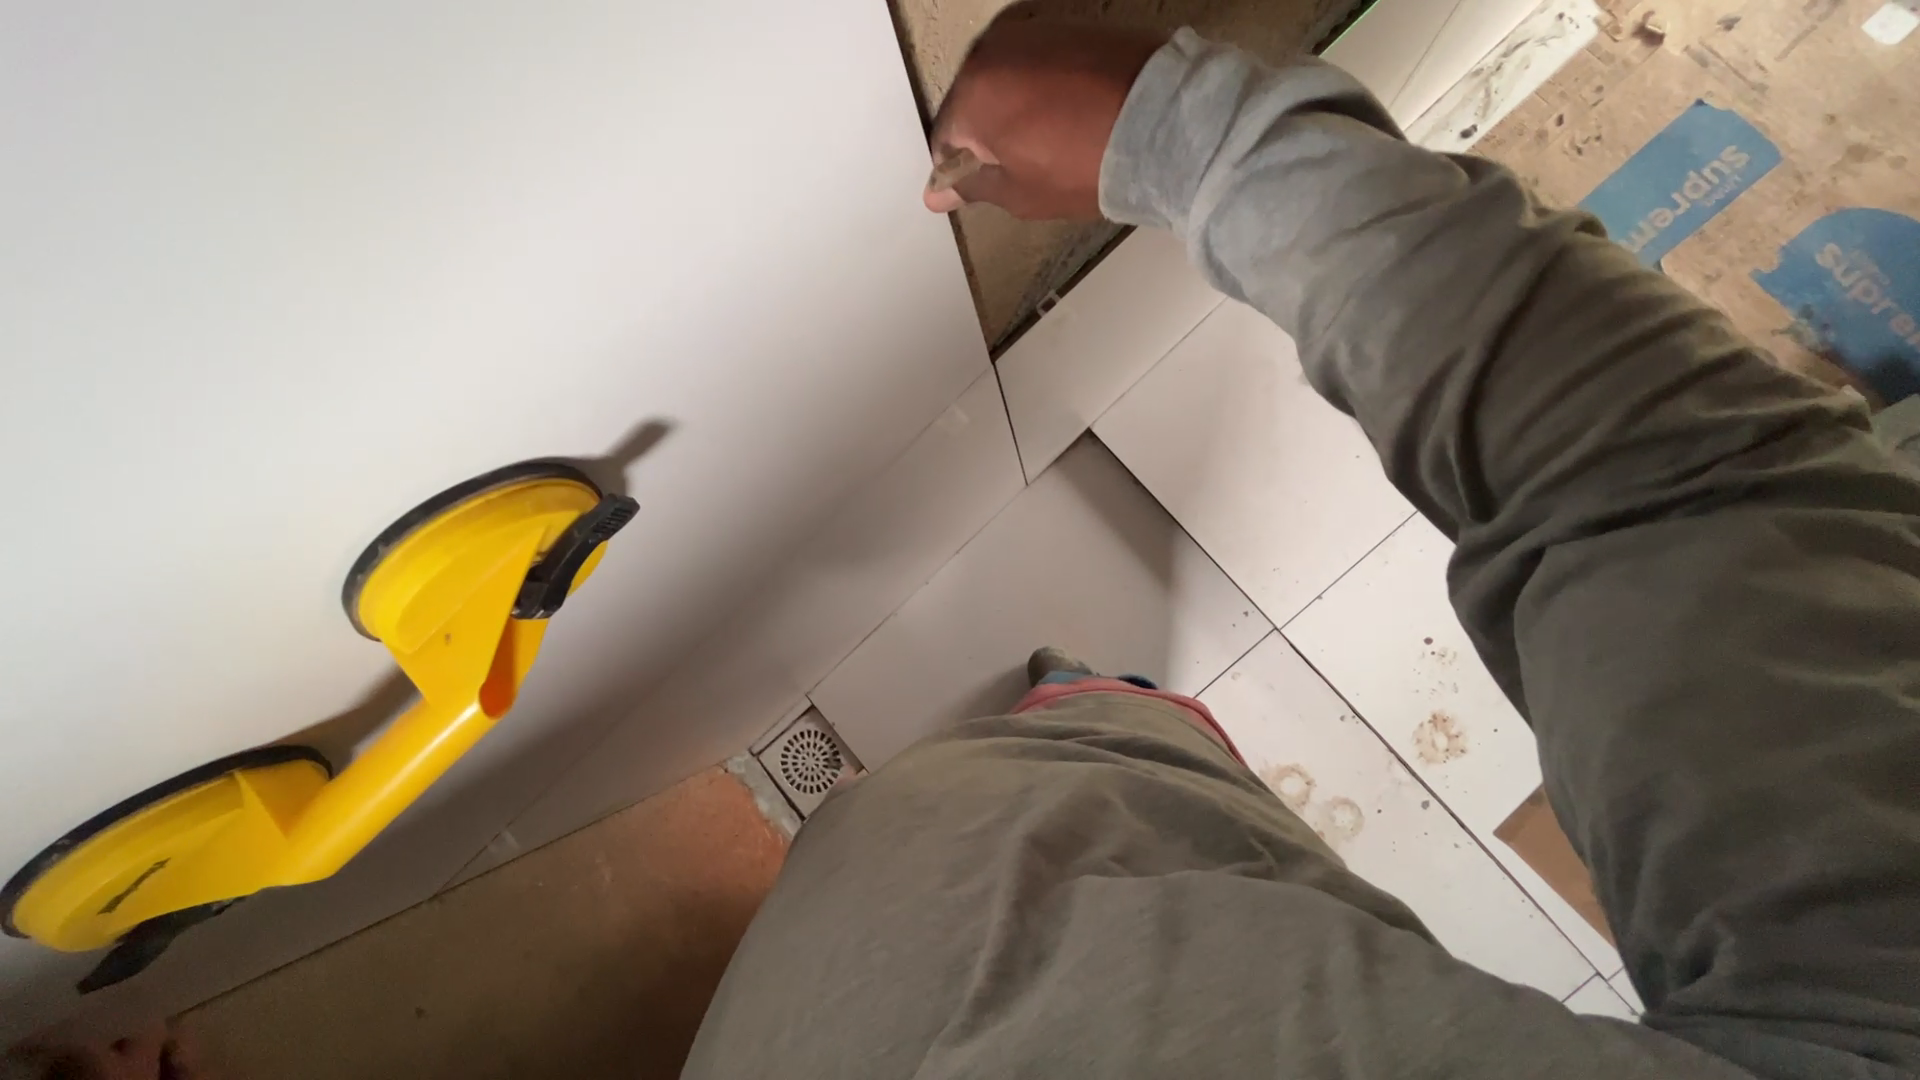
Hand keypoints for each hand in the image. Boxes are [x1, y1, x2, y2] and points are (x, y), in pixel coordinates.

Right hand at [923, 14, 1165, 220]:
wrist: (1158, 123)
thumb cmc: (1080, 166)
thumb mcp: (1019, 193)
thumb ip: (971, 187)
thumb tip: (936, 192)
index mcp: (973, 91)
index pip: (943, 137)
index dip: (956, 170)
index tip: (976, 188)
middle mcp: (994, 49)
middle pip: (972, 100)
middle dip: (985, 134)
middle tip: (1017, 167)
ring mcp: (1032, 30)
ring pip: (1004, 79)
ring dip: (1013, 109)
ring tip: (1046, 142)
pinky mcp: (1068, 25)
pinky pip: (1036, 64)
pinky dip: (1041, 89)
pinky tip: (1066, 116)